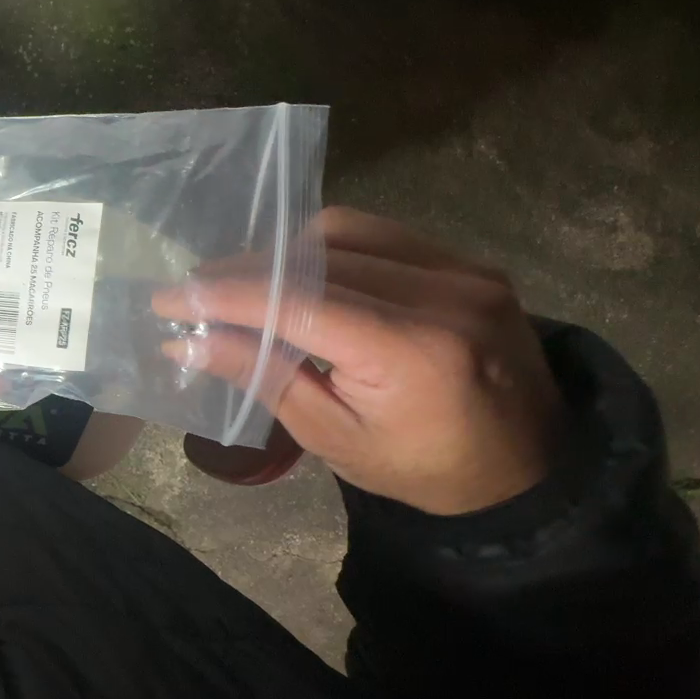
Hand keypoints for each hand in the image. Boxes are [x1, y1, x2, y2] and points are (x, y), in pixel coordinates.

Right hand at [153, 207, 565, 514]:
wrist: (532, 467)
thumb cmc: (420, 466)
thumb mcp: (329, 435)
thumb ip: (260, 375)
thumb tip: (184, 343)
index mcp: (413, 351)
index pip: (296, 301)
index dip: (222, 296)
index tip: (167, 301)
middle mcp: (444, 294)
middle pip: (314, 258)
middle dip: (239, 274)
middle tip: (191, 295)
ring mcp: (463, 270)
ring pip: (342, 232)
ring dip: (279, 255)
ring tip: (239, 286)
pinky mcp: (467, 262)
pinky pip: (377, 234)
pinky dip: (322, 248)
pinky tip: (295, 276)